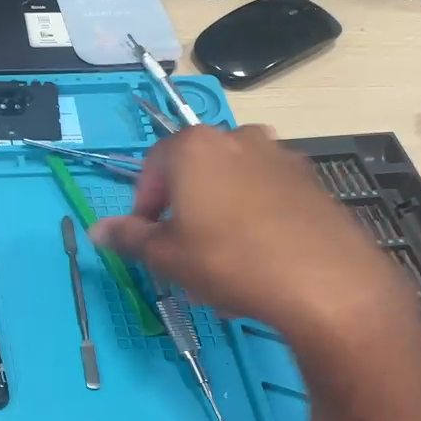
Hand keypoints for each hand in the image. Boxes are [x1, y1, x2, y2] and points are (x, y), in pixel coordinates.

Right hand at [90, 124, 415, 354]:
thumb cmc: (227, 260)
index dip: (143, 205)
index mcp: (194, 147)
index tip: (146, 239)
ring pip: (229, 188)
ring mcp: (280, 157)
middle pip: (193, 174)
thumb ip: (128, 237)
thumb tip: (96, 229)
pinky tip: (254, 264)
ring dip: (215, 219)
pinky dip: (251, 223)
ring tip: (218, 266)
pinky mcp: (311, 182)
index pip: (151, 168)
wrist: (324, 282)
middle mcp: (237, 138)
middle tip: (180, 254)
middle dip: (181, 212)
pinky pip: (264, 199)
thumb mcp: (164, 255)